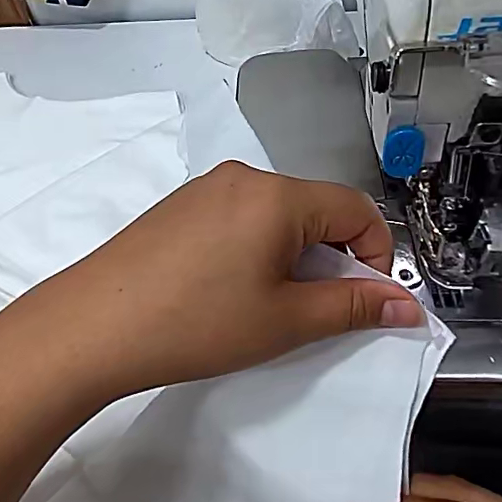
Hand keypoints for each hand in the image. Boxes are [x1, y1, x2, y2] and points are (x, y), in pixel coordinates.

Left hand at [3, 161, 422, 398]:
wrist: (94, 325)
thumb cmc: (197, 323)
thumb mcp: (285, 321)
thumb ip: (353, 307)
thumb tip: (407, 306)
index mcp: (277, 195)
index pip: (357, 209)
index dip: (375, 254)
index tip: (365, 300)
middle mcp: (243, 176)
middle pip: (315, 208)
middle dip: (331, 256)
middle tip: (311, 308)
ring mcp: (206, 186)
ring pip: (276, 212)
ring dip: (292, 252)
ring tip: (266, 301)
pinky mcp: (180, 203)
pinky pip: (239, 214)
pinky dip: (255, 245)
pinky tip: (227, 285)